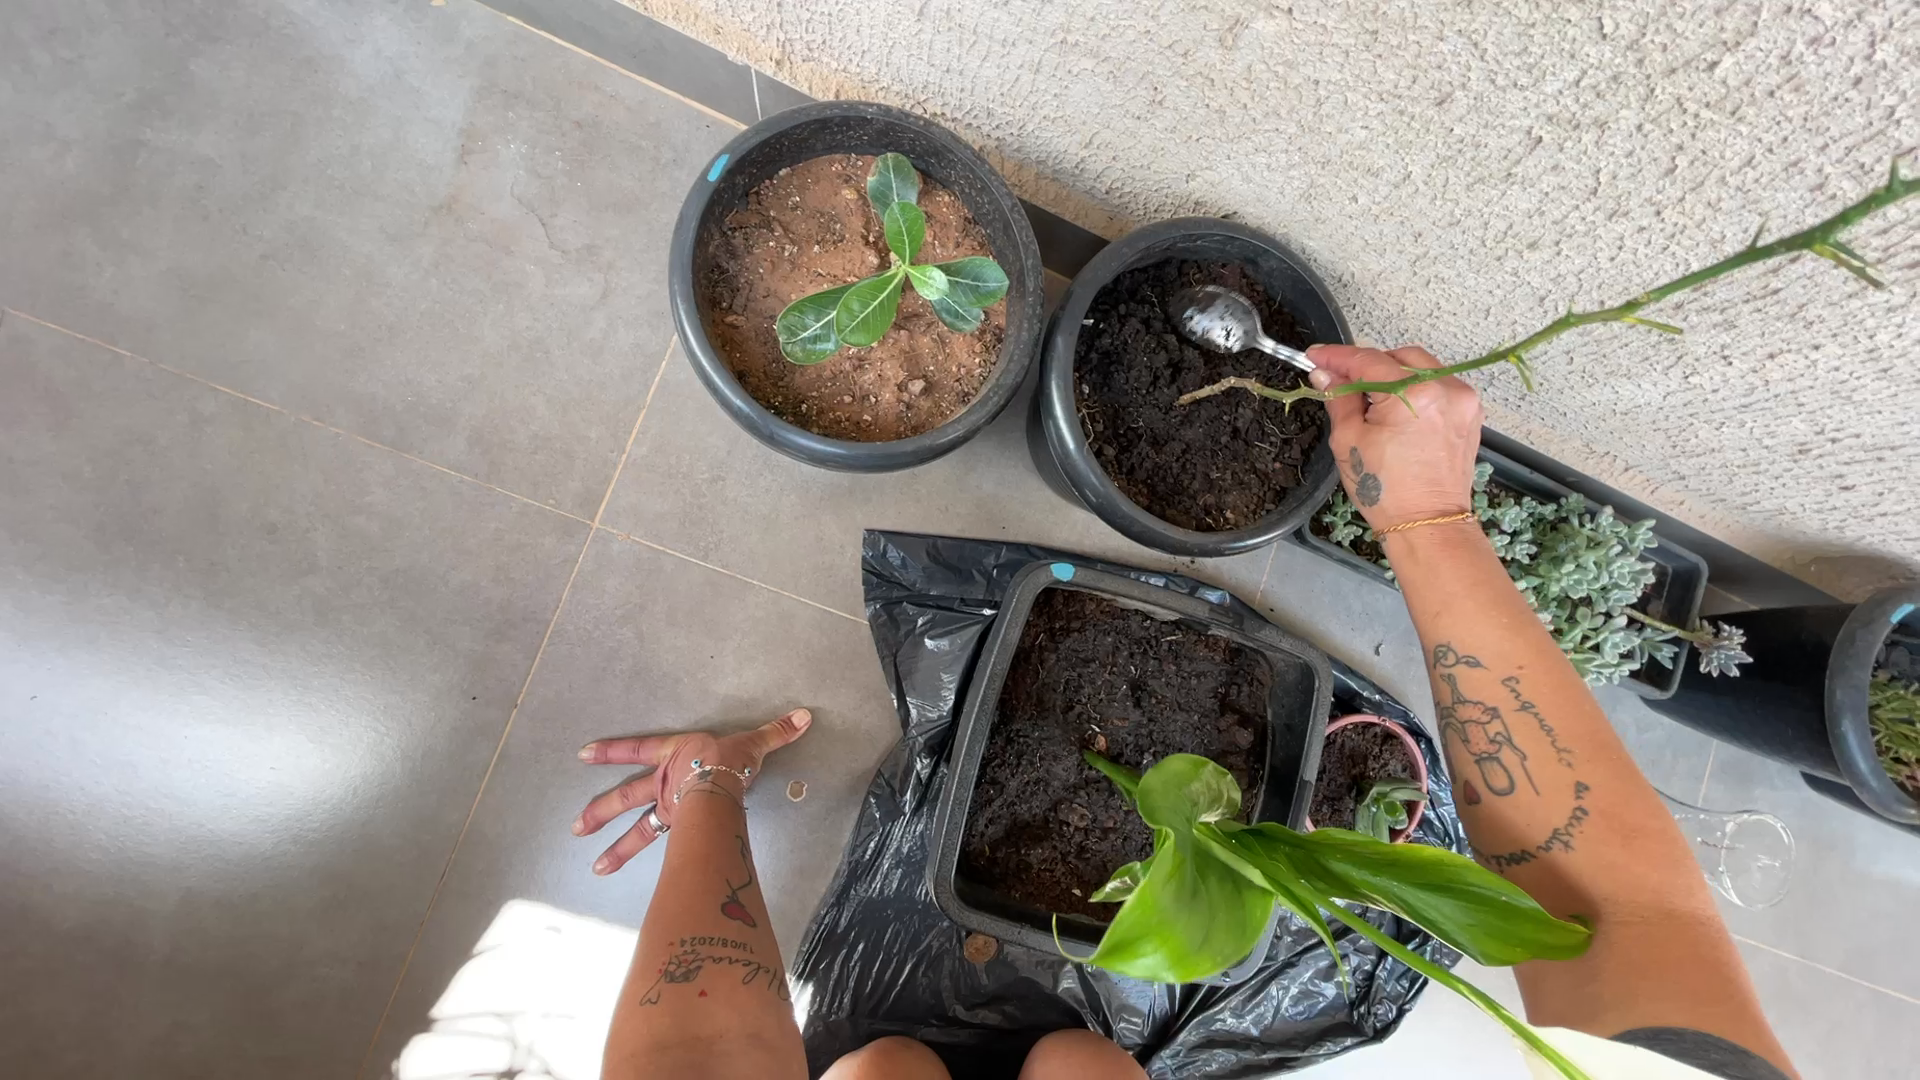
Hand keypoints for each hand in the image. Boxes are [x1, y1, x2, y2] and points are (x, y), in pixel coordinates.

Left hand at [572, 707, 812, 874]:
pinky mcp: (679, 831)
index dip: (611, 752)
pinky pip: (661, 846)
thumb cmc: (729, 759)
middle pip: (627, 797)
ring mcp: (670, 810)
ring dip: (617, 849)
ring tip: (595, 868)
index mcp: (675, 754)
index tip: (582, 754)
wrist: (721, 784)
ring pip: (638, 830)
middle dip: (601, 811)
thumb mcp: (752, 742)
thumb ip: (777, 732)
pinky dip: (651, 860)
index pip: (637, 750)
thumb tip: (805, 715)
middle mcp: (665, 783)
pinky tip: (640, 875)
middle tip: (576, 828)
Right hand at [1306, 344, 1483, 531]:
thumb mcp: (1348, 441)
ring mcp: (1462, 399)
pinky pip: (1436, 385)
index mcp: (1412, 395)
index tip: (1315, 356)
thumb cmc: (1385, 489)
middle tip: (1338, 381)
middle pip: (1397, 356)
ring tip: (1366, 399)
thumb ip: (1338, 400)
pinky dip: (1412, 388)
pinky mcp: (1469, 412)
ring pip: (1419, 367)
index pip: (1367, 361)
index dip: (1337, 357)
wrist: (1426, 521)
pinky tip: (1393, 409)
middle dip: (1366, 364)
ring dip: (1390, 375)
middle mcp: (1445, 389)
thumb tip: (1326, 376)